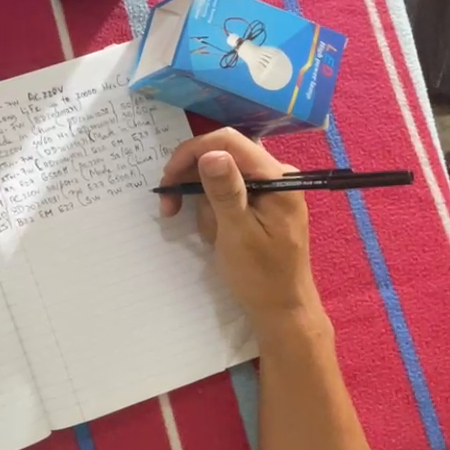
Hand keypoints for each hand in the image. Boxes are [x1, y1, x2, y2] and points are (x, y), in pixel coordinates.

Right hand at [160, 128, 322, 323]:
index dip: (192, 153)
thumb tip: (211, 153)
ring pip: (218, 175)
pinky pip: (224, 191)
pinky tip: (215, 232)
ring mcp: (267, 187)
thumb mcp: (237, 233)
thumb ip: (225, 191)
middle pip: (220, 156)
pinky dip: (211, 209)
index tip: (168, 178)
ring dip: (202, 201)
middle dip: (192, 181)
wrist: (281, 307)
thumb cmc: (261, 275)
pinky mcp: (258, 200)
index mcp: (277, 177)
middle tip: (170, 208)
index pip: (228, 142)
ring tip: (208, 234)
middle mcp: (274, 174)